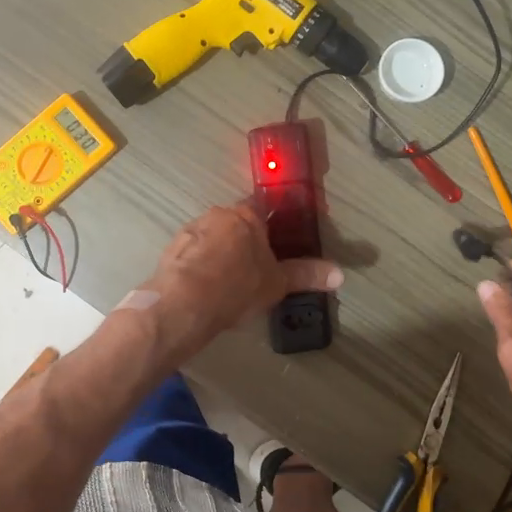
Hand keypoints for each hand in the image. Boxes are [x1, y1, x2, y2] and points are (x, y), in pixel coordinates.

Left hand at [141, 203, 339, 348]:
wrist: (183, 304)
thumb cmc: (237, 286)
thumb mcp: (277, 283)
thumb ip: (307, 275)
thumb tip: (340, 274)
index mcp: (246, 215)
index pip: (263, 207)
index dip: (271, 225)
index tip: (276, 243)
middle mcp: (218, 214)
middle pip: (236, 222)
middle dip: (245, 242)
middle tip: (255, 270)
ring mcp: (191, 230)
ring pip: (213, 238)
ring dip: (220, 253)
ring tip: (228, 284)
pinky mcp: (171, 250)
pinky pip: (193, 254)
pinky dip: (200, 266)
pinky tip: (205, 290)